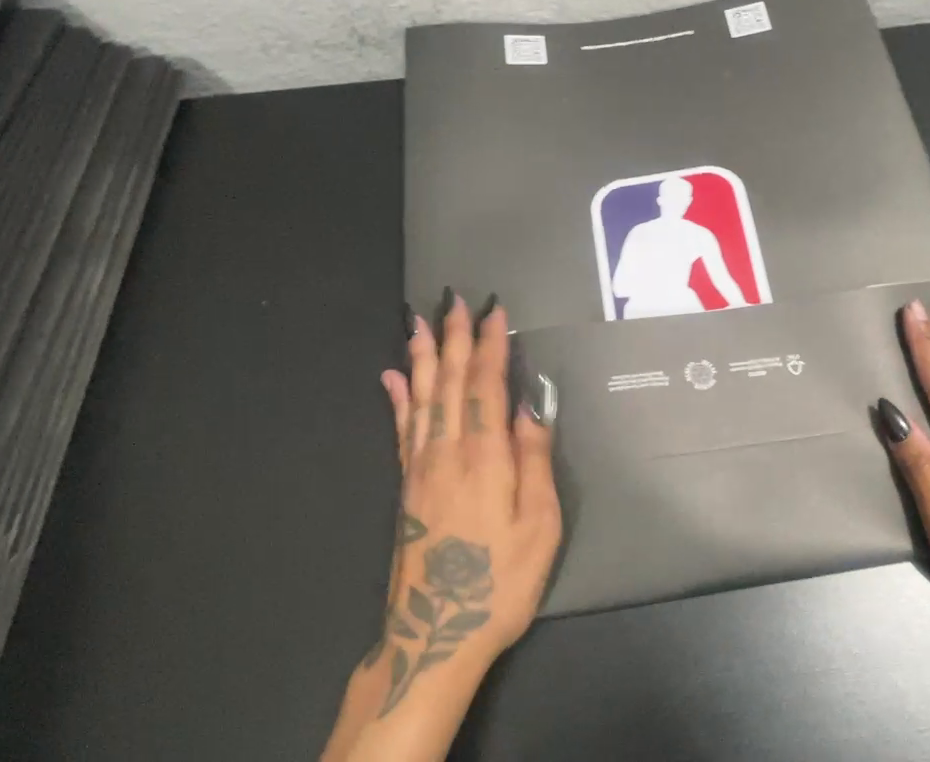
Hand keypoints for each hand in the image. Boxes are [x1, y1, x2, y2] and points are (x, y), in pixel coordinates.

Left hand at [320, 293, 560, 761]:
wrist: (434, 632)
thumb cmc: (499, 582)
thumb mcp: (539, 526)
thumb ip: (534, 461)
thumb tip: (530, 405)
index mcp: (484, 456)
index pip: (485, 384)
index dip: (490, 344)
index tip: (494, 310)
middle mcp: (446, 451)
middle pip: (448, 381)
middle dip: (452, 336)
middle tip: (453, 298)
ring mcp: (420, 467)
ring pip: (419, 396)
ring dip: (420, 355)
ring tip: (418, 320)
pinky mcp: (405, 485)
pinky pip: (400, 429)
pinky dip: (396, 398)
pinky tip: (390, 377)